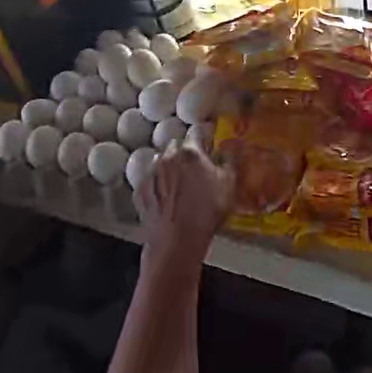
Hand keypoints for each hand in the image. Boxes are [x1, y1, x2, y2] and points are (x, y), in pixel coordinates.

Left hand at [135, 143, 230, 270]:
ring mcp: (152, 173)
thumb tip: (229, 149)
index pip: (197, 133)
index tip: (210, 143)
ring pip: (162, 161)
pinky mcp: (142, 191)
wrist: (177, 239)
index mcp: (190, 152)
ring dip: (171, 166)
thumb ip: (229, 162)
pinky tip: (166, 195)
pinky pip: (151, 180)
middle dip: (186, 151)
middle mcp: (168, 157)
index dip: (205, 137)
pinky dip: (158, 183)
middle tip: (197, 165)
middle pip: (177, 145)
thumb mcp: (228, 184)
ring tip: (181, 181)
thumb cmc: (207, 210)